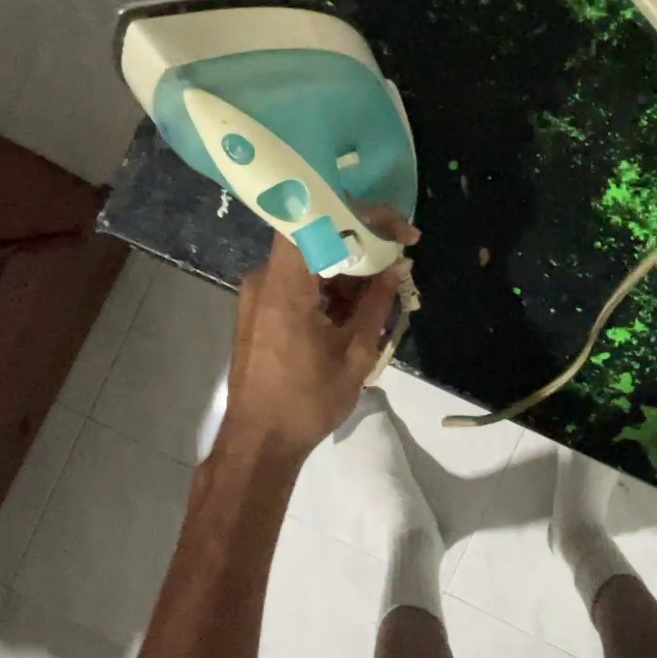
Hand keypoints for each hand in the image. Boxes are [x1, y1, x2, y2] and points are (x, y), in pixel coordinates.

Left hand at [222, 224, 412, 455]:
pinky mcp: (259, 310)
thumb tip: (399, 265)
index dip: (359, 213)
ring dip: (348, 268)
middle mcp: (265, 279)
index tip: (397, 230)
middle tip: (399, 257)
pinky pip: (299, 281)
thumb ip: (378, 303)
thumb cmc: (306, 403)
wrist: (257, 444)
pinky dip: (329, 286)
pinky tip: (356, 308)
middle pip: (316, 237)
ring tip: (383, 289)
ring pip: (310, 260)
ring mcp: (258, 294)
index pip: (316, 220)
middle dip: (362, 242)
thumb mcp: (355, 354)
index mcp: (285, 286)